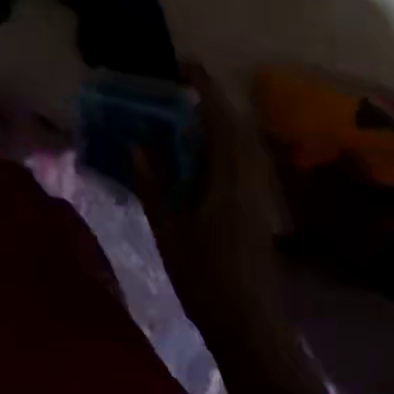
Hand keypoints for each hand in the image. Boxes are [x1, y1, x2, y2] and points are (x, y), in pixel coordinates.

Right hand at [135, 64, 285, 315]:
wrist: (251, 327)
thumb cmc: (206, 278)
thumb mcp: (169, 231)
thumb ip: (152, 184)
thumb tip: (134, 144)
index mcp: (229, 180)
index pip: (220, 121)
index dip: (204, 89)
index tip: (183, 66)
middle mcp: (250, 179)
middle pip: (236, 125)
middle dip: (211, 98)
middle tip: (181, 85)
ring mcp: (259, 194)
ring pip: (242, 141)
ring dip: (218, 118)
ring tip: (188, 110)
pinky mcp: (258, 207)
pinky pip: (242, 158)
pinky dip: (223, 140)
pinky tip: (202, 150)